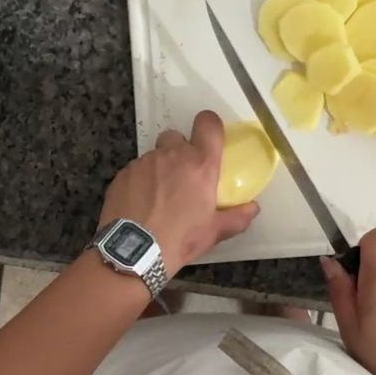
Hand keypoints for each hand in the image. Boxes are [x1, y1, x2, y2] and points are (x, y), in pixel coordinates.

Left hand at [99, 110, 258, 273]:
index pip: (208, 123)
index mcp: (200, 164)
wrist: (134, 251)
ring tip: (157, 197)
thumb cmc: (180, 239)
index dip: (209, 126)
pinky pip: (134, 171)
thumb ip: (236, 217)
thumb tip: (253, 209)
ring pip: (154, 156)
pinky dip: (138, 182)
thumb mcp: (213, 232)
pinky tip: (139, 204)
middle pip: (176, 137)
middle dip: (178, 151)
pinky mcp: (122, 174)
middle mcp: (171, 155)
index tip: (208, 139)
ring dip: (158, 169)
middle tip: (180, 177)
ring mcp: (143, 163)